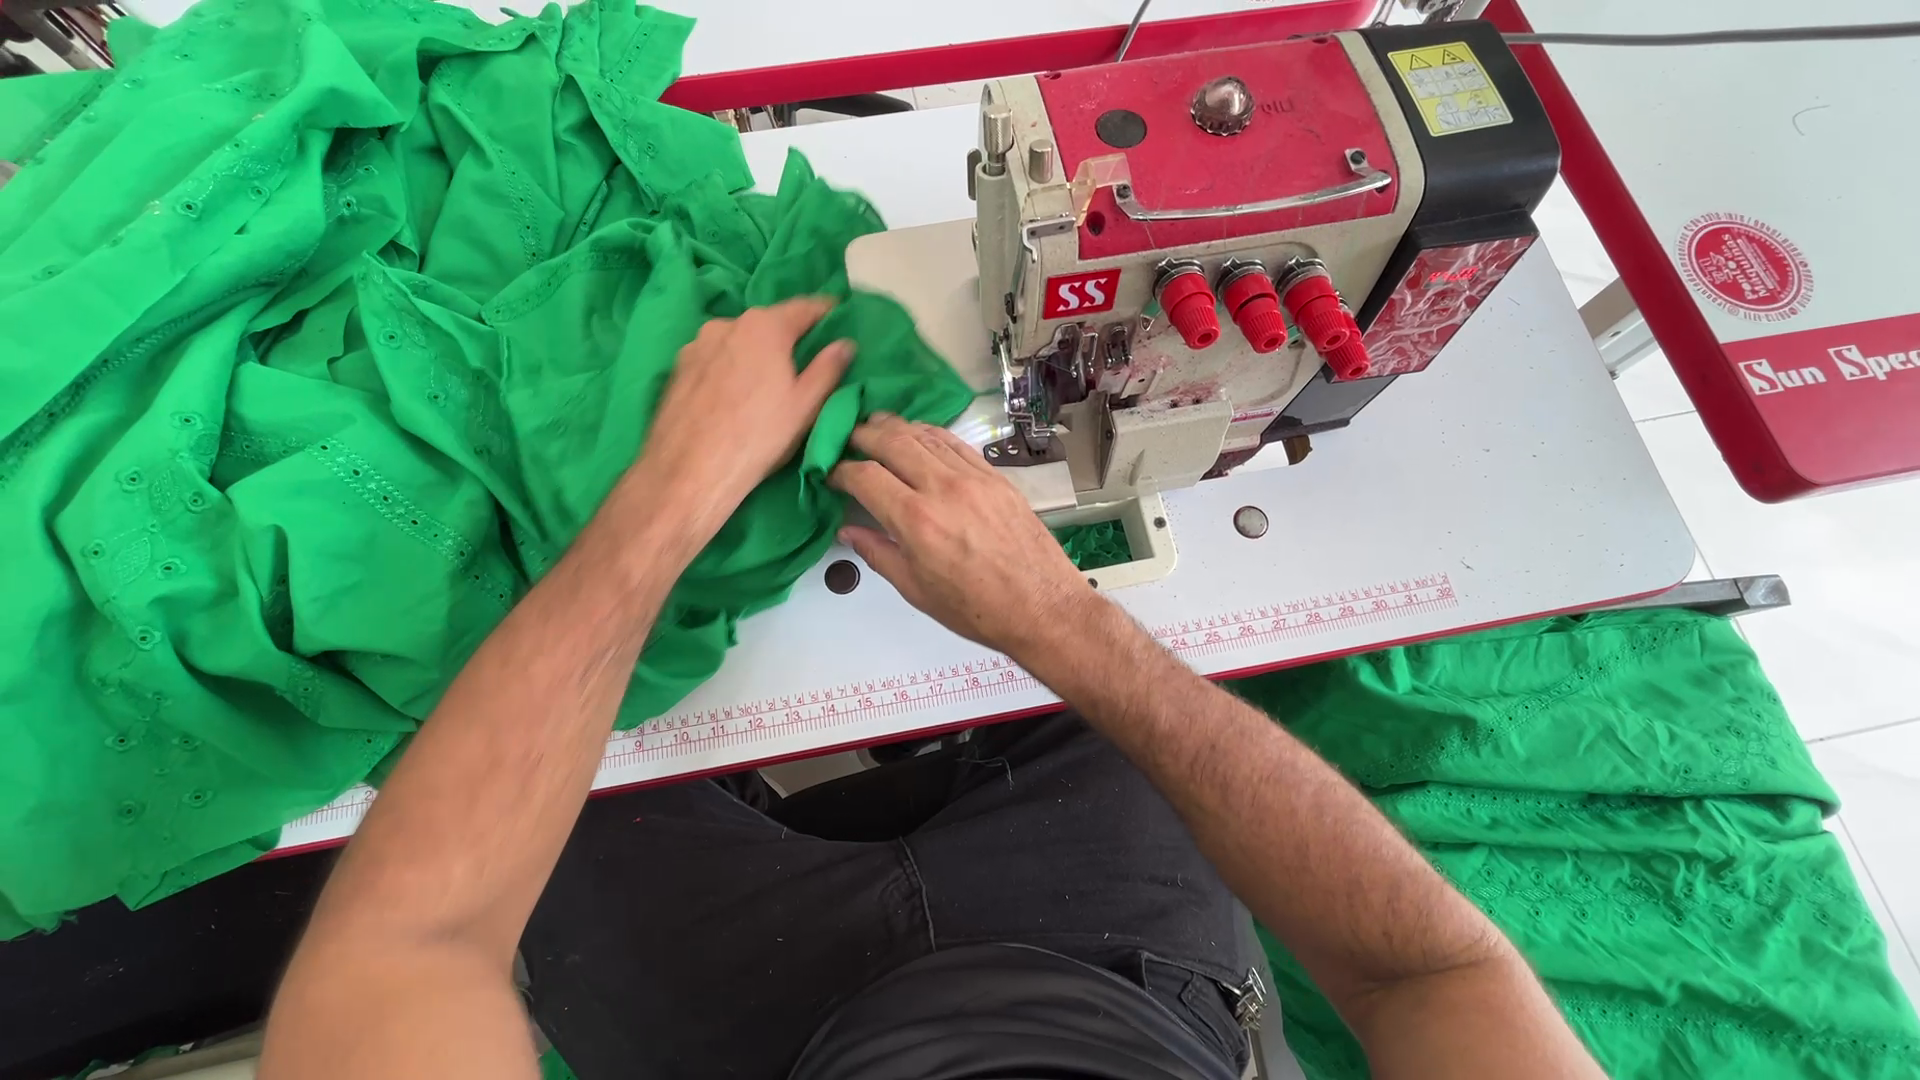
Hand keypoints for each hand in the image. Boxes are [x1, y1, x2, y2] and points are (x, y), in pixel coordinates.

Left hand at [633, 297, 854, 539]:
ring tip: (767, 382)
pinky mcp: (678, 368)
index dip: (827, 312)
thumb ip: (829, 368)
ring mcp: (697, 344)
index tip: (841, 317)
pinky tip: (734, 396)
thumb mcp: (806, 405)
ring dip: (756, 353)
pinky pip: (715, 359)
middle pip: (769, 324)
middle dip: (789, 337)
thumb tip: (845, 343)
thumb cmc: (759, 435)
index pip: (805, 307)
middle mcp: (728, 323)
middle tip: (806, 359)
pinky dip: (730, 368)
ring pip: (739, 341)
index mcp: (765, 326)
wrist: (689, 469)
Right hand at [829, 414, 1097, 657]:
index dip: (840, 470)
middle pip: (892, 441)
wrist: (1042, 607)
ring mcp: (973, 478)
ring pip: (925, 435)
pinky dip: (931, 435)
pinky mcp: (996, 477)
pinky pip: (956, 444)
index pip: (865, 476)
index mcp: (916, 520)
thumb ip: (879, 553)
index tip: (831, 475)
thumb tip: (848, 531)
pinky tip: (919, 437)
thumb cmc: (976, 610)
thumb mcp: (916, 590)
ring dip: (896, 427)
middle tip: (847, 438)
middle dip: (863, 435)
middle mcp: (943, 488)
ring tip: (876, 428)